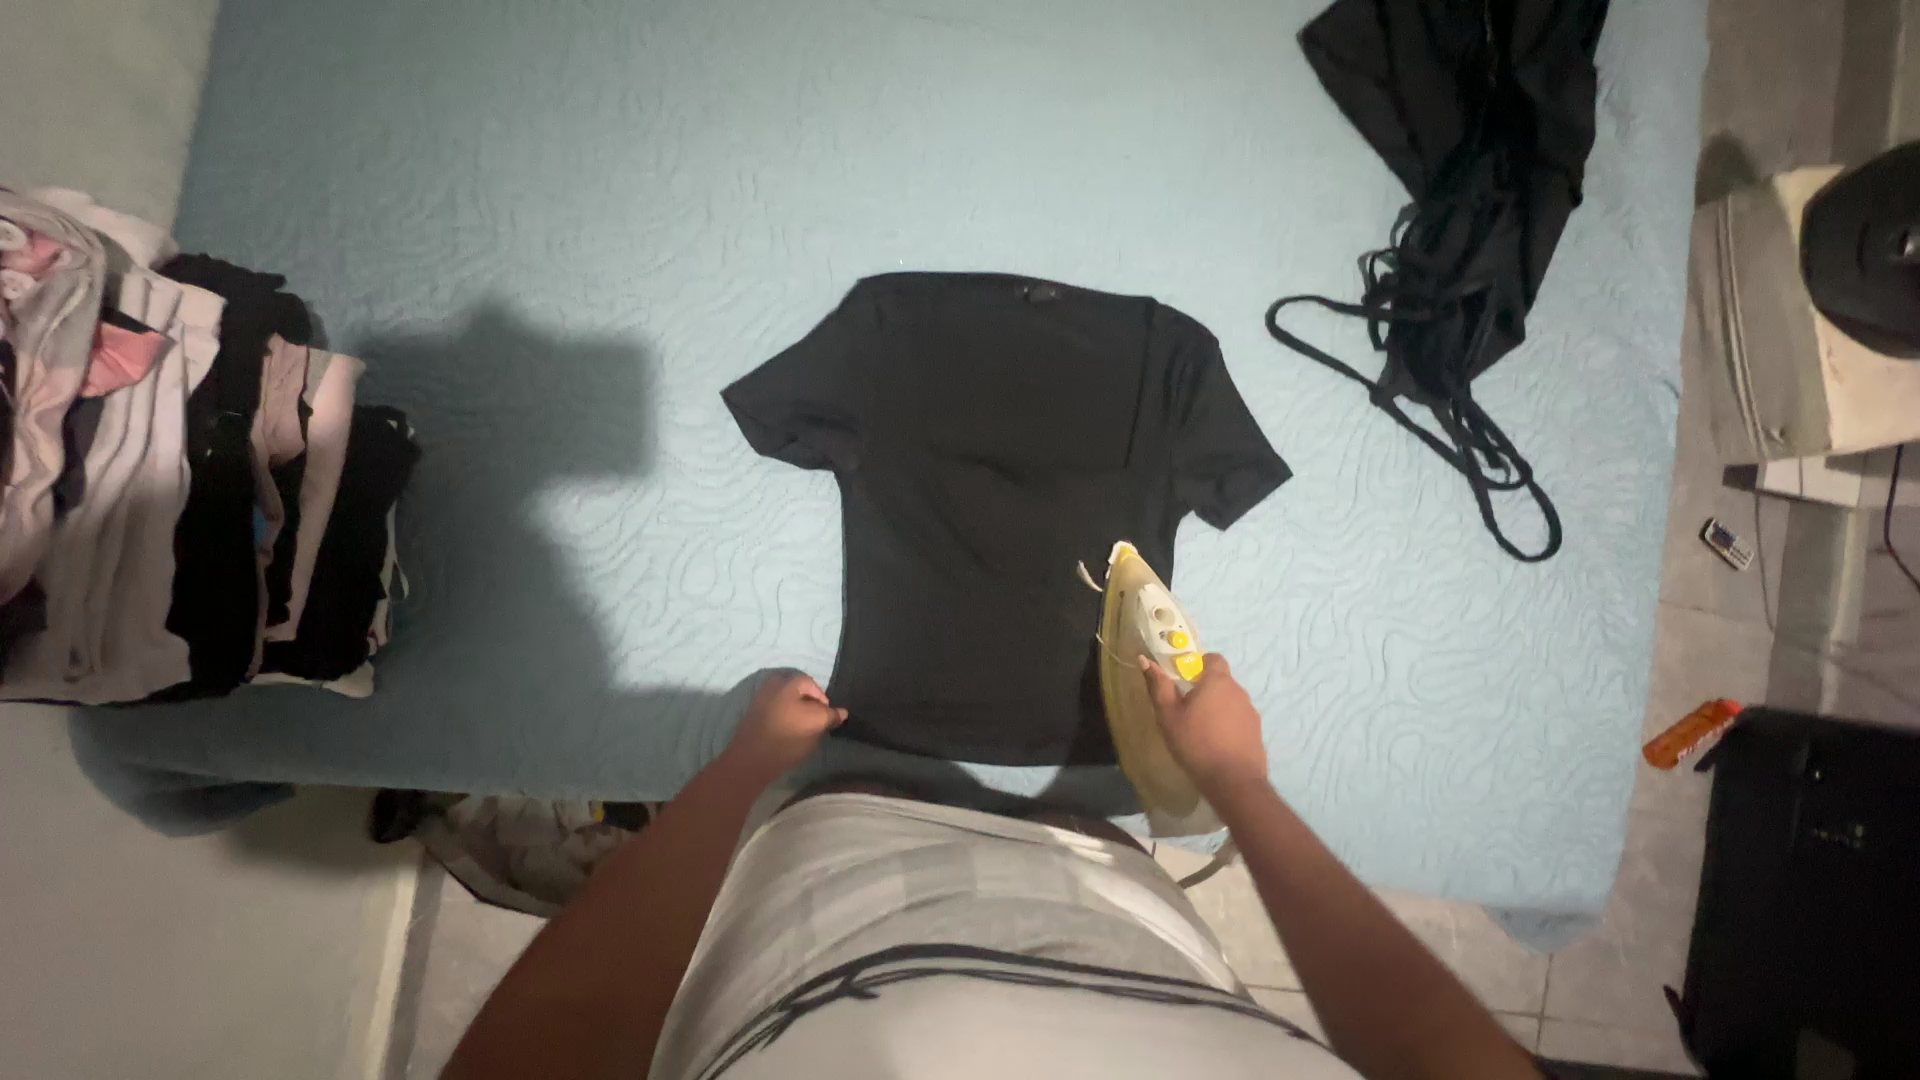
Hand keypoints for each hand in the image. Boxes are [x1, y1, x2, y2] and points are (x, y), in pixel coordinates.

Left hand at [724, 671, 846, 779]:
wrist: (752, 759)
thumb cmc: (788, 736)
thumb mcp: (817, 724)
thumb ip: (831, 715)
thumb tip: (842, 712)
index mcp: (787, 682)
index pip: (811, 683)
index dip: (822, 698)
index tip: (827, 714)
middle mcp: (771, 686)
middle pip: (795, 690)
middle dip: (807, 701)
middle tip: (815, 717)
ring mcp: (759, 701)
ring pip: (783, 701)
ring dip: (794, 709)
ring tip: (803, 726)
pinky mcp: (752, 717)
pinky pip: (773, 711)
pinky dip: (782, 716)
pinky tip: (787, 731)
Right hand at [1140, 653, 1268, 797]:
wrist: (1234, 782)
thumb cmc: (1196, 743)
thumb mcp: (1168, 715)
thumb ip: (1158, 685)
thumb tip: (1145, 659)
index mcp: (1217, 681)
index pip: (1213, 657)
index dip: (1199, 664)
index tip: (1184, 679)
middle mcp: (1238, 691)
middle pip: (1221, 680)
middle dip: (1204, 688)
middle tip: (1186, 707)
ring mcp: (1250, 711)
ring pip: (1230, 700)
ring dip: (1216, 706)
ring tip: (1201, 729)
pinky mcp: (1257, 731)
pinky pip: (1238, 718)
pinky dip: (1227, 723)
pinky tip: (1216, 742)